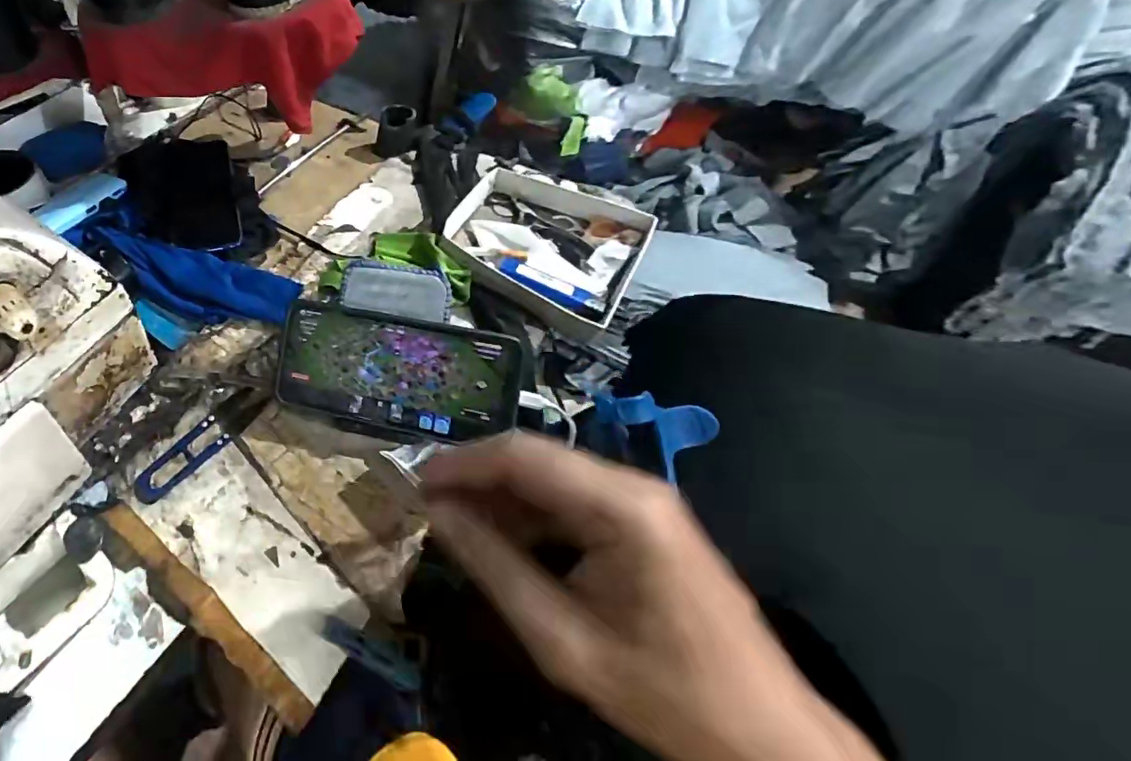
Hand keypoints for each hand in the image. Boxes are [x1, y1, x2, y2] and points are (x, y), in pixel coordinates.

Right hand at [420, 433, 881, 760]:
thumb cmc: (668, 695)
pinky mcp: (642, 521)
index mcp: (622, 507)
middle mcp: (633, 487)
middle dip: (473, 476)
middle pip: (532, 459)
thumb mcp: (563, 640)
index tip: (414, 482)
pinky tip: (498, 537)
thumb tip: (435, 513)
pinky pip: (568, 500)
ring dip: (496, 495)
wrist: (773, 744)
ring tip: (451, 520)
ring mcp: (642, 502)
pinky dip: (526, 514)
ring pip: (547, 476)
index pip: (521, 456)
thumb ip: (493, 567)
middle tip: (425, 502)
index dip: (460, 463)